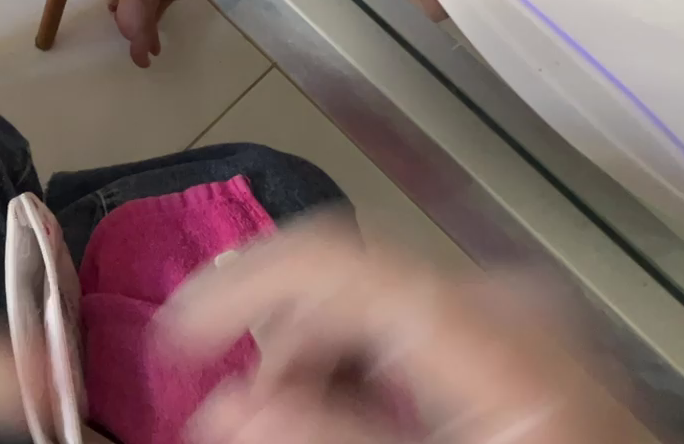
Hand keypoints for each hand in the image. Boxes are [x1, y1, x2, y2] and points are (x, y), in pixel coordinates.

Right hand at [158, 220, 656, 443]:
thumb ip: (323, 435)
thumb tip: (217, 406)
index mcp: (480, 321)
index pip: (321, 257)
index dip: (235, 286)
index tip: (179, 335)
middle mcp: (488, 291)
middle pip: (332, 281)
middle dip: (274, 342)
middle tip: (246, 409)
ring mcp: (502, 305)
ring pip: (357, 296)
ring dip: (310, 354)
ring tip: (296, 413)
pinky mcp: (505, 327)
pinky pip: (394, 316)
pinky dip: (354, 360)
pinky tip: (349, 405)